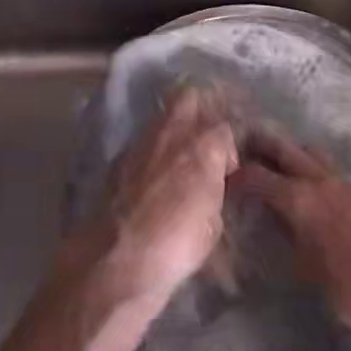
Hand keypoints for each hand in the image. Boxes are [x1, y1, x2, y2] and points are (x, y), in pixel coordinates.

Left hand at [90, 86, 238, 301]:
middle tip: (207, 140)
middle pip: (190, 97)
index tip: (230, 168)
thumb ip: (215, 191)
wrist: (121, 253)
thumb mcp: (214, 222)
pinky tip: (154, 173)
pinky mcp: (120, 156)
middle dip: (201, 110)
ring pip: (163, 116)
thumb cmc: (179, 242)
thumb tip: (211, 184)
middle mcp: (173, 132)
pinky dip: (153, 149)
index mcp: (204, 145)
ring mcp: (143, 140)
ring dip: (175, 129)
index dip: (230, 146)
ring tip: (180, 157)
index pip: (226, 125)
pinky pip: (143, 141)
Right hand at [234, 132, 350, 323]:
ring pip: (303, 149)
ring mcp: (335, 178)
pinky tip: (300, 179)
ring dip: (284, 150)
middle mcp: (314, 178)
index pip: (255, 175)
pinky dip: (305, 161)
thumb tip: (265, 215)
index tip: (222, 177)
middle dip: (257, 145)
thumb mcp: (299, 262)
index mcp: (296, 197)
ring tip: (270, 162)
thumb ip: (279, 230)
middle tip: (240, 149)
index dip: (235, 175)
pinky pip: (321, 162)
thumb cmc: (342, 281)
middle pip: (279, 146)